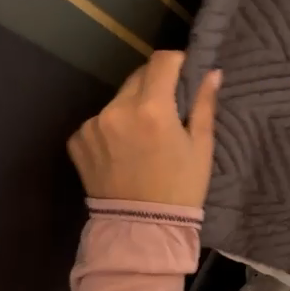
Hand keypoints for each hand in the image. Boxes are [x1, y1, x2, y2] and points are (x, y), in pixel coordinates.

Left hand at [68, 51, 221, 206]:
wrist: (142, 229)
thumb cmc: (181, 188)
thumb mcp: (201, 146)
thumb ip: (204, 104)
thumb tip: (212, 72)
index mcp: (152, 108)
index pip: (162, 61)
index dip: (176, 61)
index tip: (185, 71)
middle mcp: (117, 110)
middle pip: (138, 77)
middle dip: (155, 85)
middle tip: (169, 109)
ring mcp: (92, 125)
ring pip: (118, 100)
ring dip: (132, 107)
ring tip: (144, 136)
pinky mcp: (77, 141)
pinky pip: (99, 121)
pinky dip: (113, 128)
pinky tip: (124, 151)